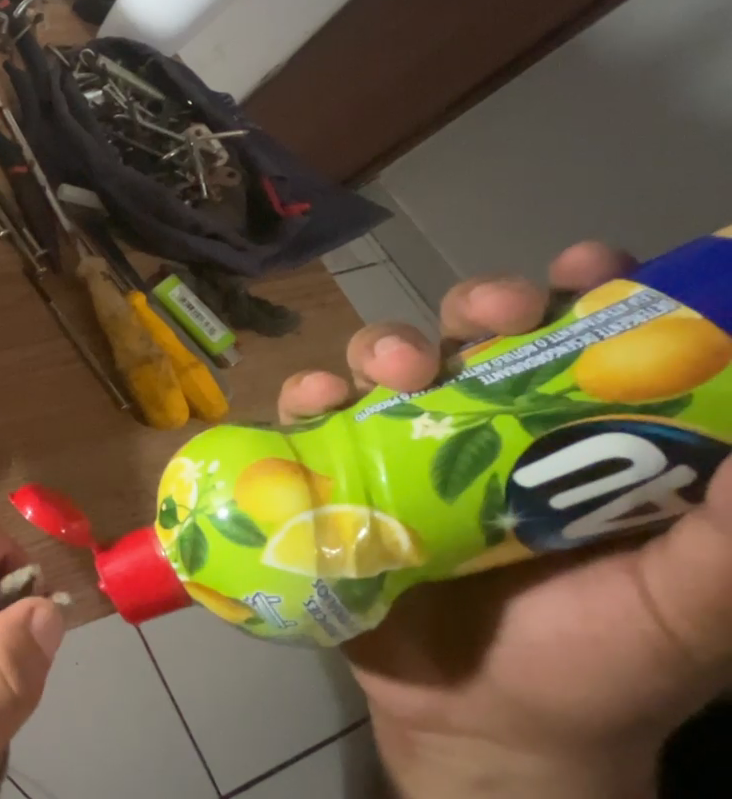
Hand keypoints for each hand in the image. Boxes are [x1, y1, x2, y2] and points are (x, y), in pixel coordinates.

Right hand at [279, 242, 731, 797]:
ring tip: (387, 371)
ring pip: (384, 364)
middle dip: (478, 305)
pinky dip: (305, 398)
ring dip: (382, 345)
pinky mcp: (336, 474)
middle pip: (473, 334)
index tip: (591, 268)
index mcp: (576, 442)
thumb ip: (727, 538)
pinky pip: (308, 420)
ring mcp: (402, 448)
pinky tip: (314, 402)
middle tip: (487, 313)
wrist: (478, 726)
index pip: (583, 345)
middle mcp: (485, 428)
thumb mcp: (691, 612)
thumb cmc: (596, 666)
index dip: (590, 294)